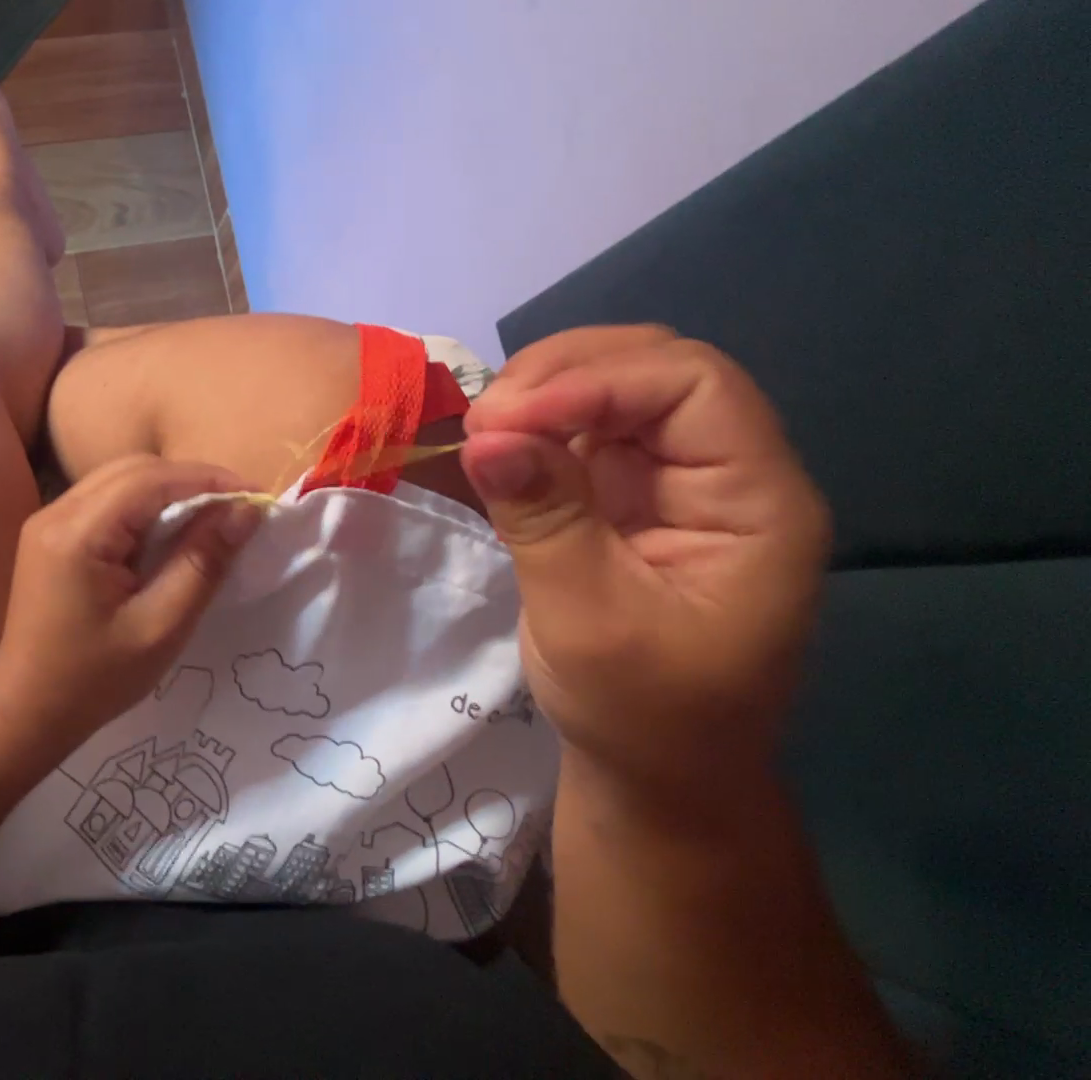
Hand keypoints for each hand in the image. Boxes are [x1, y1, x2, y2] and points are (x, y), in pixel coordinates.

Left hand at [0, 455, 262, 733]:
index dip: (207, 479)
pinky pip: (104, 502)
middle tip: (238, 508)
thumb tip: (245, 511)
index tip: (256, 497)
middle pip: (132, 470)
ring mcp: (47, 522)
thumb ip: (202, 563)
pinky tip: (170, 532)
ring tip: (213, 517)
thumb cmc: (96, 679)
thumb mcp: (161, 626)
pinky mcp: (50, 536)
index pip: (150, 480)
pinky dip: (143, 507)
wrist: (28, 709)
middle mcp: (56, 513)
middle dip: (190, 480)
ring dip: (167, 490)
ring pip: (118, 480)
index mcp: (77, 534)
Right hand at [460, 326, 830, 794]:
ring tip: (483, 428)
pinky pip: (584, 432)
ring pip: (618, 389)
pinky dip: (535, 426)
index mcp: (756, 502)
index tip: (505, 419)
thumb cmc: (641, 710)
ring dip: (545, 392)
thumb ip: (544, 520)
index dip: (599, 381)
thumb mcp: (588, 620)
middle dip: (567, 373)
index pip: (694, 387)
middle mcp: (724, 474)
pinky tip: (497, 444)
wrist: (655, 768)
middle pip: (659, 369)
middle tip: (485, 417)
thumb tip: (483, 436)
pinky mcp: (627, 499)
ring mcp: (674, 482)